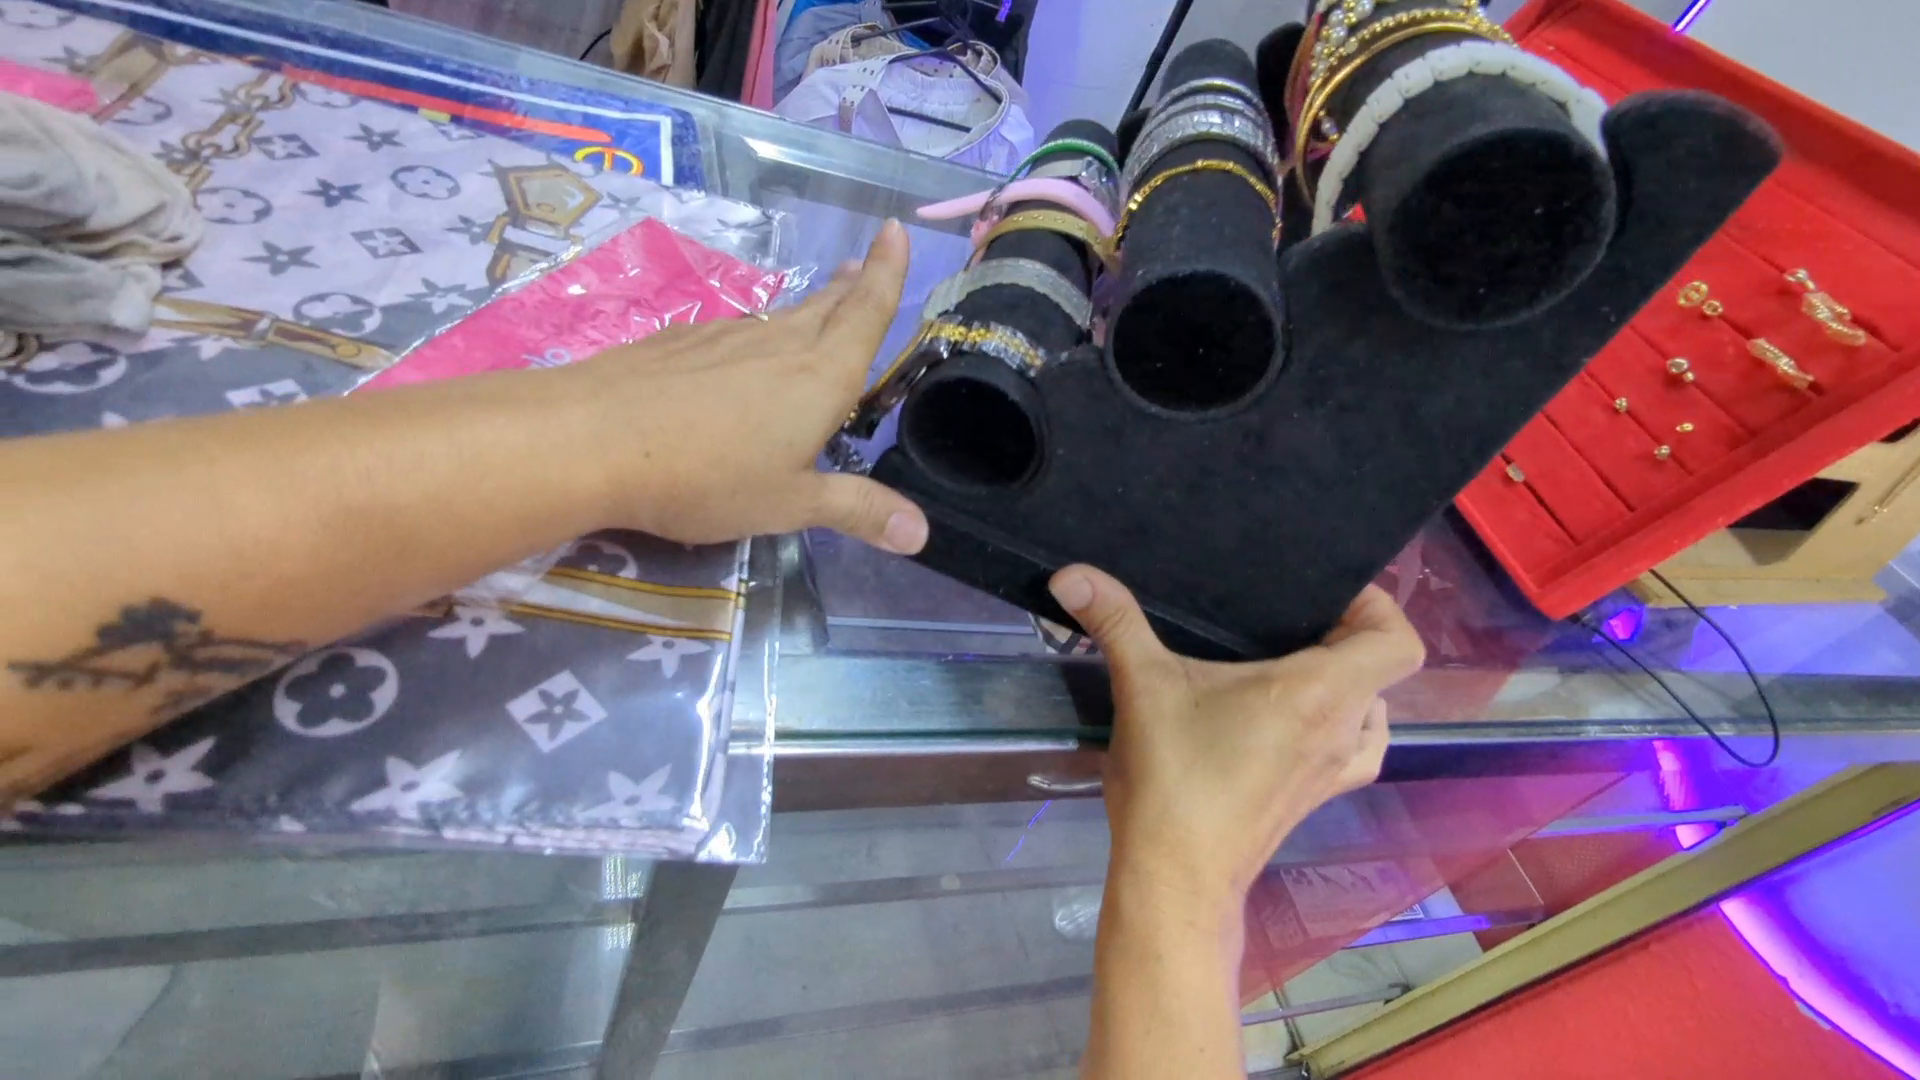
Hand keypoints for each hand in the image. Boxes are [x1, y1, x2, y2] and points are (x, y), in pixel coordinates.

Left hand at [559, 221, 927, 551]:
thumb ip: (858, 511)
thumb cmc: (709, 476)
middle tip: (868, 264)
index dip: (888, 273)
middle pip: (828, 306)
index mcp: (820, 377)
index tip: (896, 228)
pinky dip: (760, 335)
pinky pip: (738, 333)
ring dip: (812, 308)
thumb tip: (922, 533)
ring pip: (784, 317)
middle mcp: (780, 344)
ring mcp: (726, 338)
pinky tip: (744, 354)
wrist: (591, 440)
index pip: (867, 314)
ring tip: (824, 307)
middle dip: (855, 284)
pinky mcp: (682, 344)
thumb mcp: (791, 504)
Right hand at [1050, 566, 1423, 908]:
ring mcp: (1335, 769)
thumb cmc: (1174, 775)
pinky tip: (1295, 718)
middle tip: (1286, 613)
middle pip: (1381, 668)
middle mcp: (1342, 728)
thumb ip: (1113, 620)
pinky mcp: (1318, 796)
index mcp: (1318, 692)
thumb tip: (1068, 573)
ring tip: (1293, 659)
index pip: (1396, 641)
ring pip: (1372, 709)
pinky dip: (1341, 722)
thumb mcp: (1142, 685)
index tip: (1325, 591)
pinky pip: (1355, 746)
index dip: (1377, 605)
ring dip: (1347, 680)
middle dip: (1345, 633)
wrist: (1178, 874)